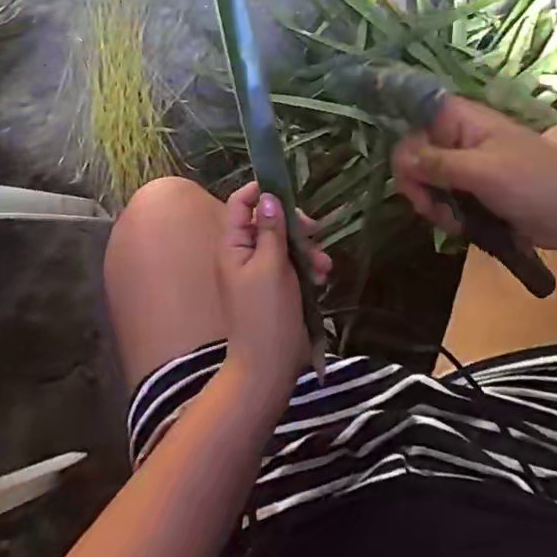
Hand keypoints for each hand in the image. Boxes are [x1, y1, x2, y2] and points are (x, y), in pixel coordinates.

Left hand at [218, 183, 331, 391]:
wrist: (268, 365)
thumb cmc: (266, 312)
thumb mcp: (271, 266)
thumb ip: (270, 230)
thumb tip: (269, 197)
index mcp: (232, 245)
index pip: (240, 204)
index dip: (261, 192)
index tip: (288, 190)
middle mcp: (243, 254)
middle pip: (267, 222)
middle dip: (294, 225)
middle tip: (316, 231)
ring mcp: (259, 271)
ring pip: (284, 243)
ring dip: (306, 249)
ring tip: (323, 265)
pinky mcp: (275, 287)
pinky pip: (291, 265)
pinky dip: (306, 267)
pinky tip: (321, 278)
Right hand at [392, 97, 556, 251]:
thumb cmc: (537, 183)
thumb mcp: (483, 171)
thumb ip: (438, 163)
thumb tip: (399, 157)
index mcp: (462, 119)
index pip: (414, 118)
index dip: (406, 144)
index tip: (409, 176)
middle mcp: (459, 137)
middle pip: (414, 153)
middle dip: (418, 184)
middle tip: (433, 210)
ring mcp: (466, 164)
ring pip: (426, 179)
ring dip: (432, 204)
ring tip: (454, 223)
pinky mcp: (473, 189)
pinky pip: (443, 196)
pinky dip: (445, 213)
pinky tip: (460, 227)